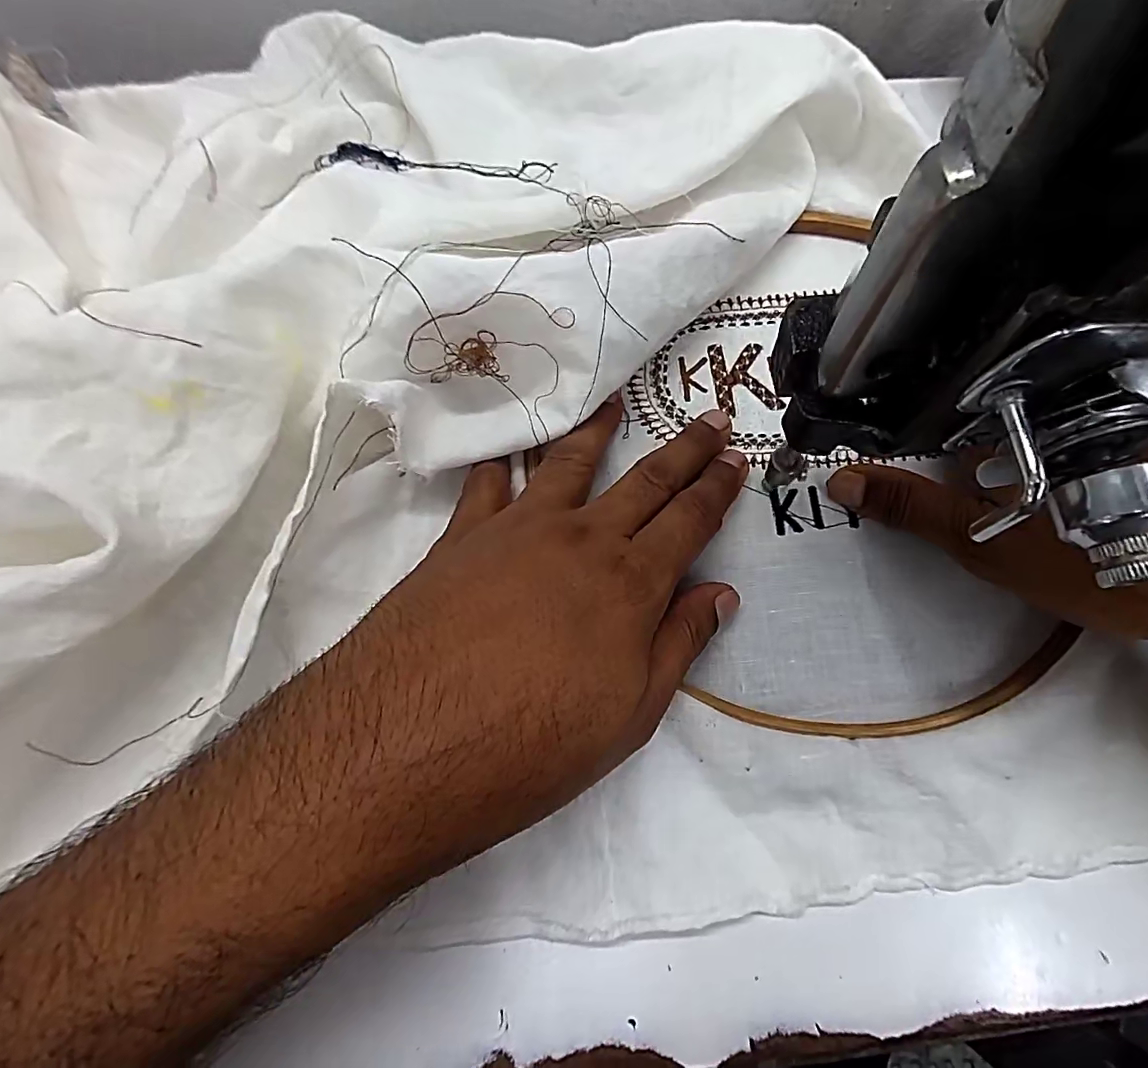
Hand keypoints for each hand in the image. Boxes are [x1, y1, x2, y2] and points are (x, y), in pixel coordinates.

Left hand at [304, 398, 748, 873]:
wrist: (412, 743)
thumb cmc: (535, 744)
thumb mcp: (630, 714)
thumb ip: (678, 645)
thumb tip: (720, 594)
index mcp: (629, 585)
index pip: (689, 522)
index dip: (717, 489)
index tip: (735, 459)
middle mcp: (581, 541)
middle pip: (645, 483)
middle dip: (684, 450)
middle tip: (710, 419)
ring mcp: (518, 531)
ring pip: (569, 465)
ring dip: (597, 431)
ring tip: (614, 403)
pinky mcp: (462, 538)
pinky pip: (487, 482)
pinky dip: (501, 458)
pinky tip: (507, 445)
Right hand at [824, 408, 1147, 674]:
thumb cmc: (1119, 555)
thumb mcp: (1000, 545)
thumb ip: (919, 510)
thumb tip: (838, 477)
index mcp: (1034, 416)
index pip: (960, 416)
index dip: (936, 448)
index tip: (928, 481)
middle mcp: (1094, 397)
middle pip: (1019, 418)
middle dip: (997, 455)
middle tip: (999, 506)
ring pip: (1080, 427)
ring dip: (1060, 460)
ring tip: (1062, 511)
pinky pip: (1140, 439)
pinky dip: (1120, 464)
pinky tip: (1133, 504)